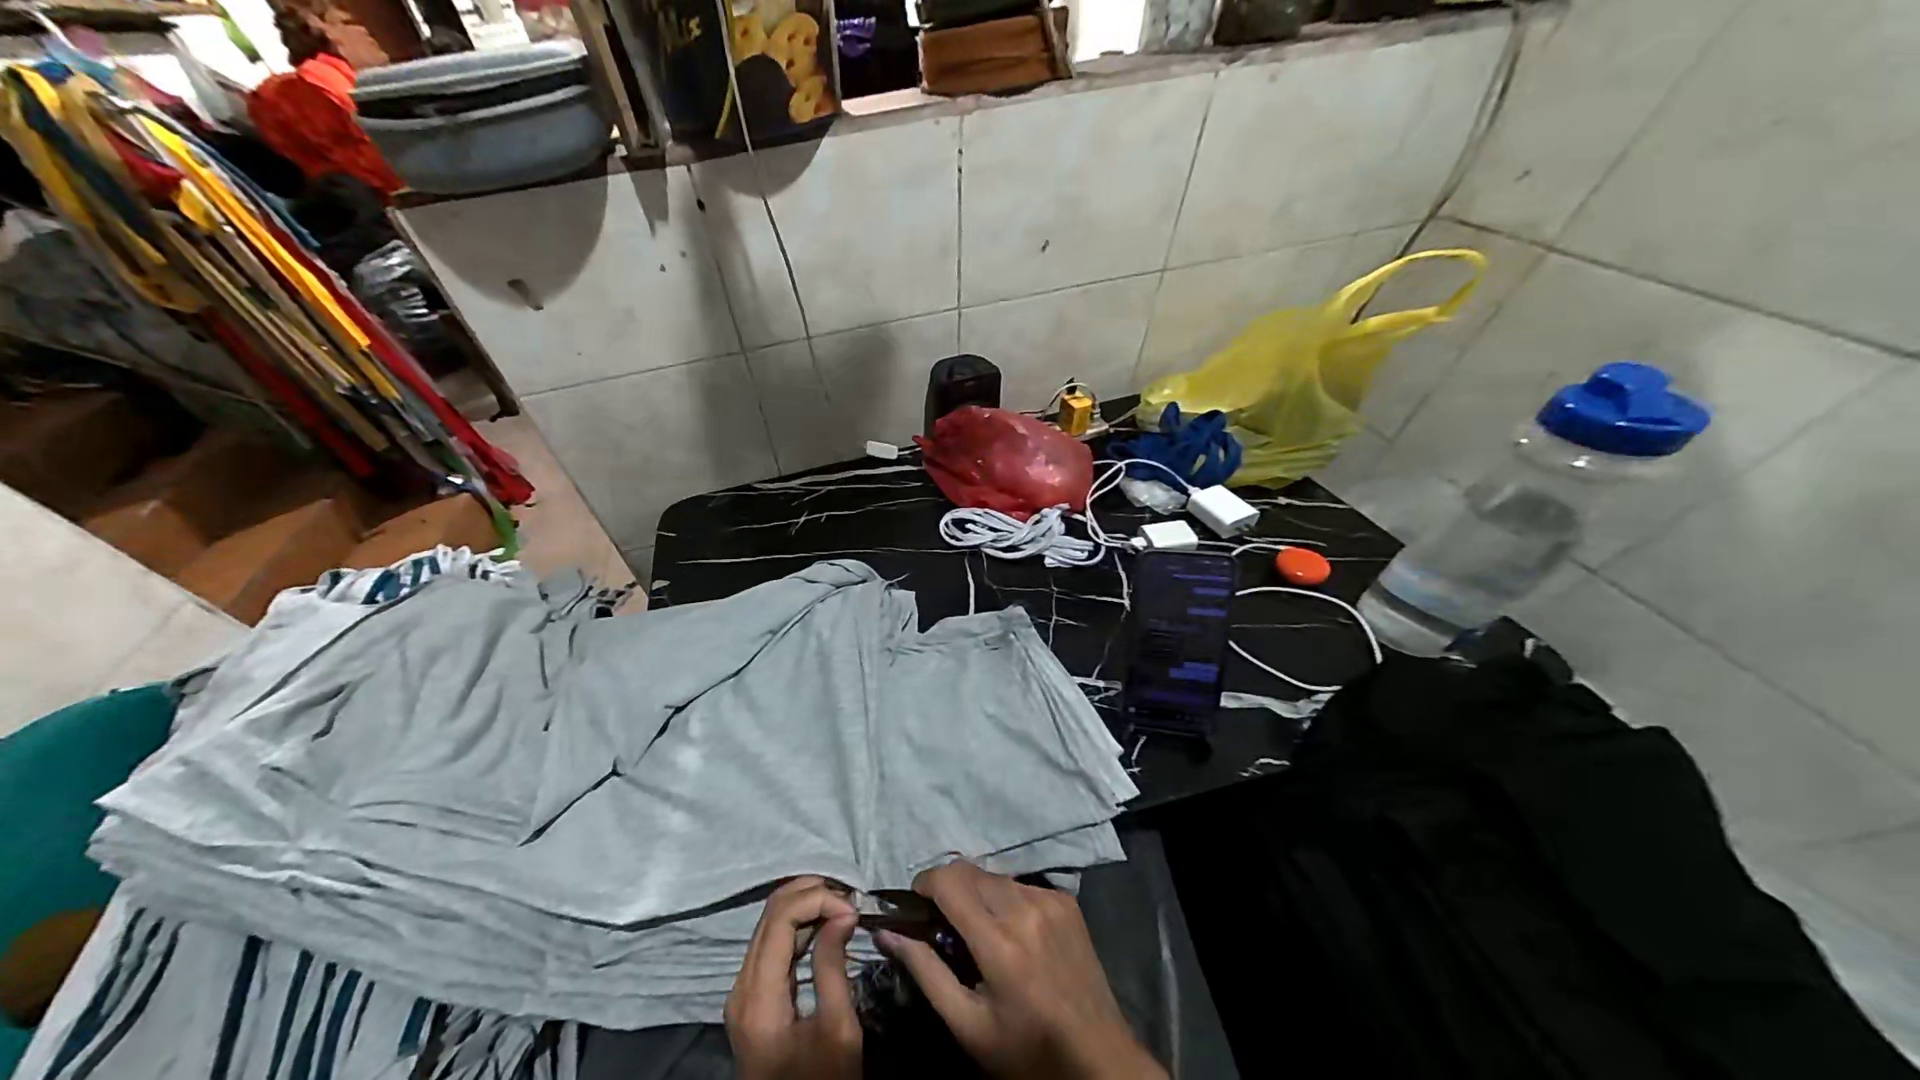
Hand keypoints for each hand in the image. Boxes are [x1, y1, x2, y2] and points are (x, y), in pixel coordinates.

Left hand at [726, 876, 861, 1079]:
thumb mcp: (838, 1030)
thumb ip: (833, 967)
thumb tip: (843, 913)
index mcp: (757, 996)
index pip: (778, 919)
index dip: (817, 899)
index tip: (853, 909)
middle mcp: (740, 986)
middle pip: (769, 915)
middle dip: (811, 895)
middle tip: (850, 900)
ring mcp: (742, 991)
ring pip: (769, 925)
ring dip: (806, 907)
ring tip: (844, 908)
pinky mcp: (752, 996)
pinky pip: (771, 945)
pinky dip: (799, 926)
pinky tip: (826, 925)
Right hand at [876, 861, 1166, 1079]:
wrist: (1098, 1056)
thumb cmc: (1026, 1048)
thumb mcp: (968, 1024)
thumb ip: (926, 972)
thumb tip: (888, 934)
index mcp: (999, 941)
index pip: (950, 880)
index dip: (925, 884)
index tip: (916, 905)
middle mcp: (1026, 908)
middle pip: (970, 871)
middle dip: (948, 888)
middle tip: (942, 923)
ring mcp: (1050, 901)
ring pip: (995, 875)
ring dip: (977, 892)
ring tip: (978, 931)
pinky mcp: (1066, 902)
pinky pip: (1021, 885)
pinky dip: (1006, 899)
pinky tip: (1012, 933)